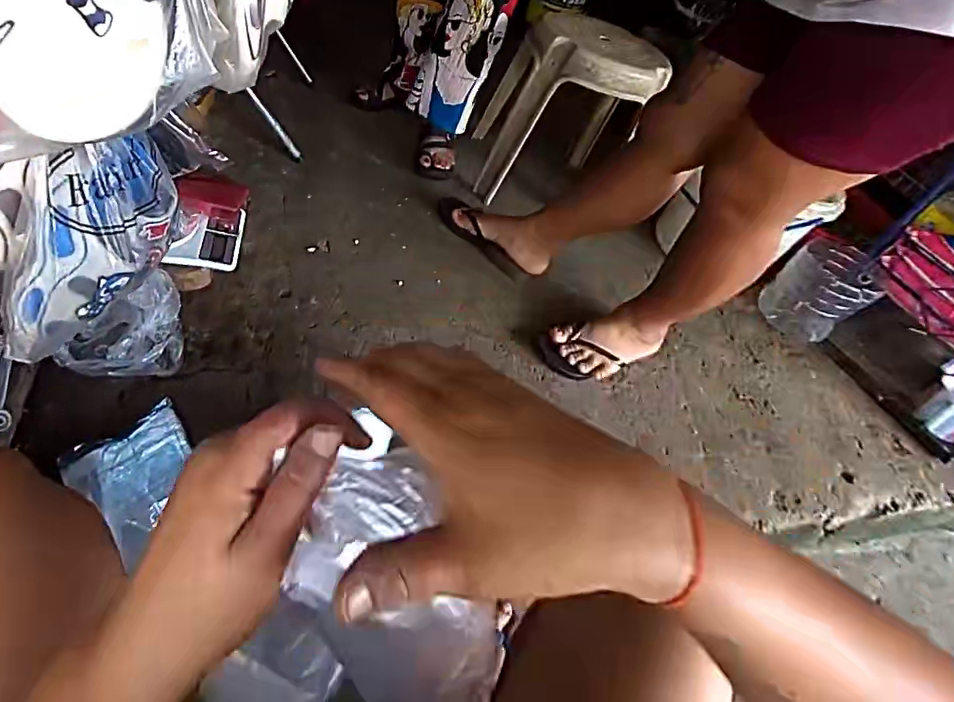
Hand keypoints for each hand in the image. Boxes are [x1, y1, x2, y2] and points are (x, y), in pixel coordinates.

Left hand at [83, 399, 367, 699]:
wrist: (141, 652)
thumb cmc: (209, 608)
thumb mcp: (265, 550)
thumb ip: (297, 485)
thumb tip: (328, 428)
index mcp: (227, 462)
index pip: (291, 410)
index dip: (333, 415)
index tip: (366, 443)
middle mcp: (213, 451)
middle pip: (281, 422)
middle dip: (321, 436)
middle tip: (351, 474)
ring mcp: (203, 467)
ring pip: (270, 440)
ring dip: (303, 457)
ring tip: (325, 496)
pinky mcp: (201, 485)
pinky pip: (254, 460)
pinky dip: (281, 472)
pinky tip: (290, 508)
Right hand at [315, 346, 695, 622]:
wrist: (628, 508)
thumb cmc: (546, 534)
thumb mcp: (467, 564)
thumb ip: (401, 574)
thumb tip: (340, 598)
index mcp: (447, 429)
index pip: (387, 387)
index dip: (352, 373)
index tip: (325, 364)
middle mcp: (471, 398)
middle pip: (414, 362)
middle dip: (377, 359)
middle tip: (350, 367)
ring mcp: (504, 393)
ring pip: (445, 359)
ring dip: (411, 356)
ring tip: (391, 366)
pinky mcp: (528, 399)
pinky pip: (472, 365)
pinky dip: (445, 361)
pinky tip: (452, 379)